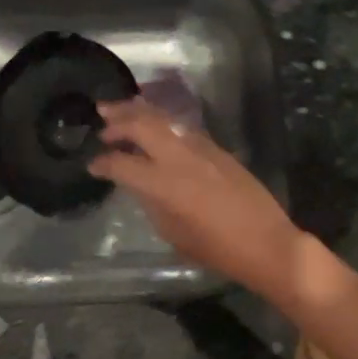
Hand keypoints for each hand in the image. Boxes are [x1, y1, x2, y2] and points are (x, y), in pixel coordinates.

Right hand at [89, 99, 310, 303]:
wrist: (265, 242)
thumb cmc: (216, 249)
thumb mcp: (172, 232)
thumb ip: (151, 203)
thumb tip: (139, 185)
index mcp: (163, 184)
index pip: (122, 164)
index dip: (102, 163)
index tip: (92, 164)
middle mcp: (179, 158)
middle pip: (142, 124)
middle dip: (118, 118)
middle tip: (101, 116)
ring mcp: (201, 149)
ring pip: (164, 119)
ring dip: (140, 112)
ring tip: (122, 110)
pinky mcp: (217, 149)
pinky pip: (182, 128)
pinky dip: (162, 123)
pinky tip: (155, 127)